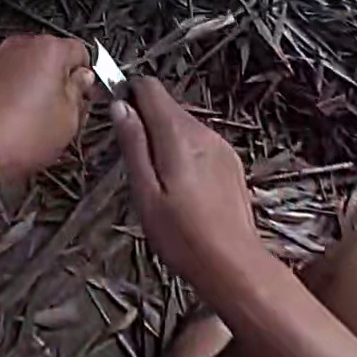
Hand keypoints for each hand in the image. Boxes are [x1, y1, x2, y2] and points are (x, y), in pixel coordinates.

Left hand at [0, 34, 93, 182]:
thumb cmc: (21, 134)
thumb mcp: (68, 120)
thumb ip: (79, 93)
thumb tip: (82, 80)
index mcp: (50, 49)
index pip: (81, 51)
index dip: (85, 76)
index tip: (84, 97)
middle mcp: (22, 44)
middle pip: (51, 55)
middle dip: (58, 79)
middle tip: (61, 111)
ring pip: (26, 64)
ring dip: (33, 83)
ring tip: (32, 117)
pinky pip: (4, 75)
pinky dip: (10, 88)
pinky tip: (10, 115)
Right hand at [113, 77, 267, 294]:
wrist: (237, 269)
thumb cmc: (185, 238)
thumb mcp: (145, 193)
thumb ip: (132, 143)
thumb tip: (119, 106)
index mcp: (177, 133)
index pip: (149, 87)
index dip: (129, 93)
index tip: (119, 116)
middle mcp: (201, 131)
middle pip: (165, 105)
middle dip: (146, 123)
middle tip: (138, 164)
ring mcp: (219, 145)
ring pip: (182, 124)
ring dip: (165, 140)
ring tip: (160, 183)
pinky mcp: (230, 161)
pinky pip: (199, 142)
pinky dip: (185, 153)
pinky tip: (183, 189)